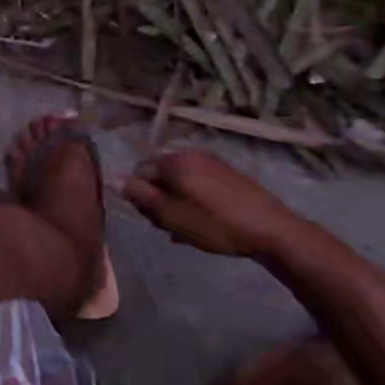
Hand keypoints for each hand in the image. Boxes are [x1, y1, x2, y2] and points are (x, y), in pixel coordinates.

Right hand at [123, 149, 310, 257]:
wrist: (272, 231)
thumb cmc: (214, 223)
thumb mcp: (170, 214)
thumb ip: (139, 195)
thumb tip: (112, 178)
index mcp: (174, 160)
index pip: (138, 172)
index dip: (140, 197)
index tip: (154, 219)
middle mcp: (191, 154)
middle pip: (159, 177)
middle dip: (159, 201)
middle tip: (170, 226)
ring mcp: (212, 163)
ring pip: (179, 184)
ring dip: (176, 205)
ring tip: (188, 230)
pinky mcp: (228, 176)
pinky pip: (198, 186)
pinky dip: (194, 203)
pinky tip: (204, 224)